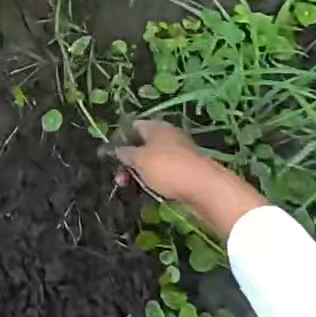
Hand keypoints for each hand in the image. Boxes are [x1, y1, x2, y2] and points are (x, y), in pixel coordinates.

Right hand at [113, 120, 267, 239]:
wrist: (205, 188)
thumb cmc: (168, 168)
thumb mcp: (140, 159)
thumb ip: (124, 153)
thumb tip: (114, 149)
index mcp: (156, 127)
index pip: (132, 126)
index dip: (119, 138)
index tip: (110, 154)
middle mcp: (167, 137)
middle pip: (141, 144)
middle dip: (127, 160)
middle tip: (119, 177)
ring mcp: (178, 154)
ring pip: (151, 160)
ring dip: (139, 172)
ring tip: (130, 186)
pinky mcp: (185, 171)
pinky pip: (163, 172)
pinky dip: (153, 179)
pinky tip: (149, 190)